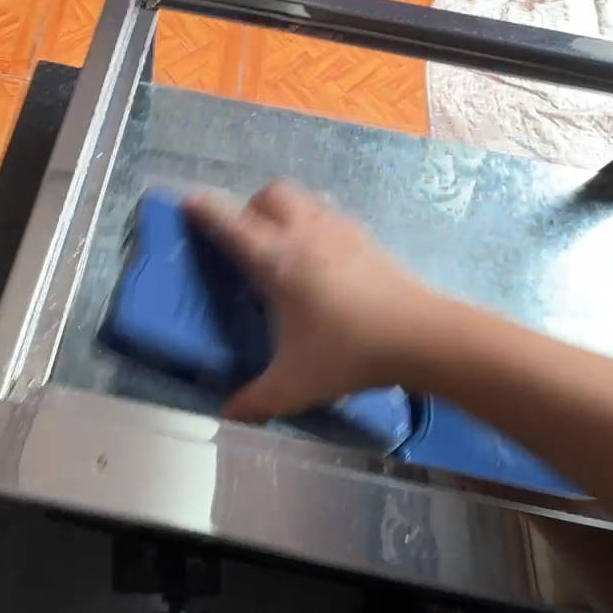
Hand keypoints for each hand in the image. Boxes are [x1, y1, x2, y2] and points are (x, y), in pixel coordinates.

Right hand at [182, 180, 447, 421]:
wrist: (423, 336)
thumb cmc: (350, 354)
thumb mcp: (295, 384)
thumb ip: (255, 402)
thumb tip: (226, 418)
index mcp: (278, 261)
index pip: (232, 225)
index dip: (206, 210)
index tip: (189, 201)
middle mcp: (305, 233)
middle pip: (269, 194)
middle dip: (250, 207)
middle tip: (246, 239)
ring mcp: (339, 230)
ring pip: (302, 197)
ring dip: (283, 209)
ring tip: (282, 244)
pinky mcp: (366, 236)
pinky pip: (329, 212)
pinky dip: (313, 221)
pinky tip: (321, 256)